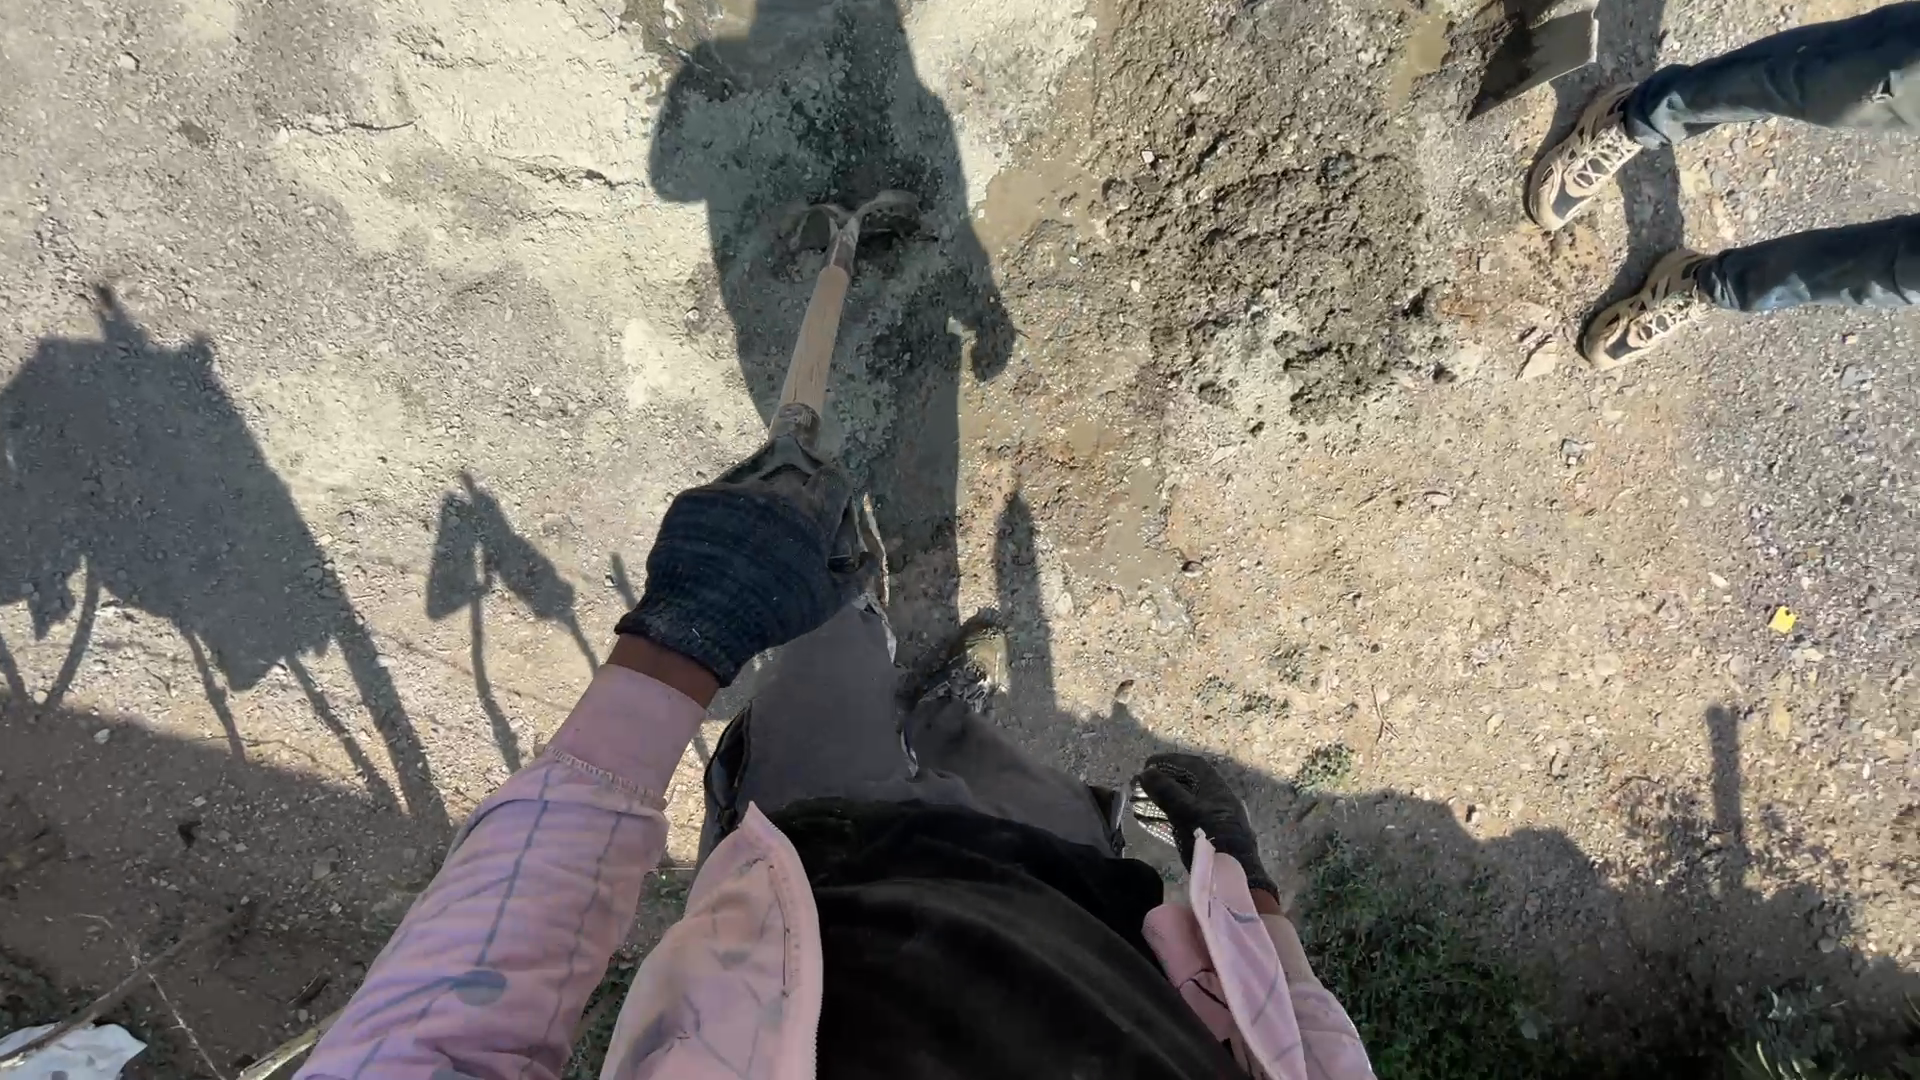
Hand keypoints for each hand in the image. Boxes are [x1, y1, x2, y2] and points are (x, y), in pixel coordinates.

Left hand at [614, 435, 856, 685]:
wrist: (702, 620)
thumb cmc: (777, 612)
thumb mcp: (827, 602)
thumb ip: (856, 576)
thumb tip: (871, 558)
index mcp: (812, 513)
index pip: (833, 480)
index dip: (832, 494)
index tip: (827, 512)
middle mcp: (775, 493)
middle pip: (792, 486)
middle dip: (793, 506)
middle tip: (785, 538)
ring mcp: (733, 493)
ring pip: (753, 494)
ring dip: (756, 512)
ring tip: (744, 546)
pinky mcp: (696, 499)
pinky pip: (716, 503)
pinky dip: (720, 519)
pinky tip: (714, 548)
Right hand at [1132, 752, 1277, 896]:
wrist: (1232, 879)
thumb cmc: (1211, 838)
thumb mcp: (1185, 811)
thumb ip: (1165, 791)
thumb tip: (1145, 773)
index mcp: (1216, 788)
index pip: (1192, 765)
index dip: (1169, 761)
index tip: (1147, 765)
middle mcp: (1216, 800)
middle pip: (1185, 785)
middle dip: (1160, 783)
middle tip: (1138, 787)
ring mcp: (1213, 820)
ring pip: (1181, 804)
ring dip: (1159, 802)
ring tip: (1136, 805)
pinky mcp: (1207, 838)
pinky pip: (1182, 821)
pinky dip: (1164, 819)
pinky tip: (1147, 823)